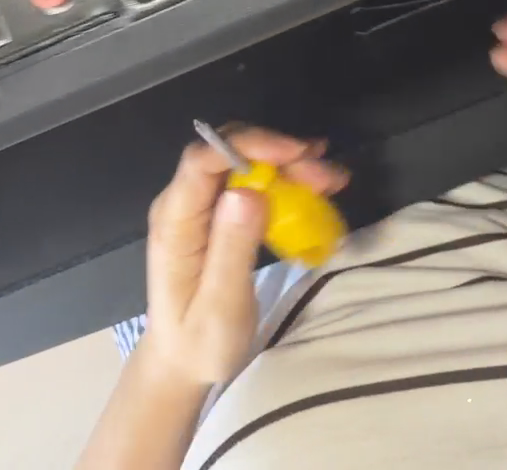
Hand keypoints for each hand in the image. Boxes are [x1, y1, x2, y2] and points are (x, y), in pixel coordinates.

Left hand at [141, 127, 347, 387]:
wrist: (182, 362)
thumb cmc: (199, 342)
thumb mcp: (220, 308)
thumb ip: (232, 249)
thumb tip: (247, 191)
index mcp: (175, 220)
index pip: (202, 160)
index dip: (247, 145)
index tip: (293, 153)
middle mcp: (185, 201)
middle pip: (229, 153)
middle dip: (278, 153)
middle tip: (324, 176)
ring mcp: (203, 204)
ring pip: (246, 161)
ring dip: (289, 164)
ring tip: (331, 179)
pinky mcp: (220, 211)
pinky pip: (254, 180)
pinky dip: (287, 178)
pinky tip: (317, 184)